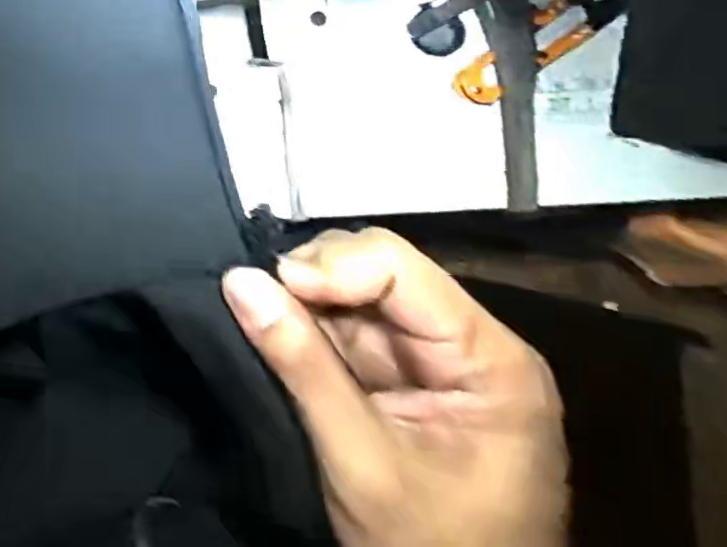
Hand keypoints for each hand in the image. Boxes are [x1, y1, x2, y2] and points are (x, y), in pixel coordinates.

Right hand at [222, 229, 567, 546]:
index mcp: (489, 359)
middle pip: (380, 266)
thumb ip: (301, 365)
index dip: (332, 264)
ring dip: (308, 300)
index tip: (272, 285)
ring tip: (266, 317)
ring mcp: (438, 353)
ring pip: (358, 287)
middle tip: (262, 302)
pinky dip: (312, 323)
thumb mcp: (361, 463)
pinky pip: (351, 321)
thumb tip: (237, 278)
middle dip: (316, 278)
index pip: (401, 268)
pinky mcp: (408, 370)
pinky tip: (285, 334)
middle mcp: (468, 340)